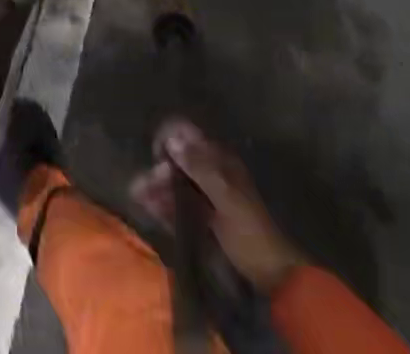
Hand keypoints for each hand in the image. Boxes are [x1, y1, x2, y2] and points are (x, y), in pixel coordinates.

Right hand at [129, 118, 307, 293]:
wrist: (272, 276)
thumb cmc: (251, 234)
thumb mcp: (228, 199)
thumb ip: (201, 169)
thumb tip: (172, 140)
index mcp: (220, 161)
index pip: (187, 134)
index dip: (169, 137)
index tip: (157, 155)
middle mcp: (209, 171)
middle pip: (175, 160)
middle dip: (158, 169)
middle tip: (143, 186)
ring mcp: (204, 194)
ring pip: (173, 182)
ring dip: (155, 187)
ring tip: (137, 195)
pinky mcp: (199, 215)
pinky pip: (175, 203)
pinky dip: (161, 204)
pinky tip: (147, 207)